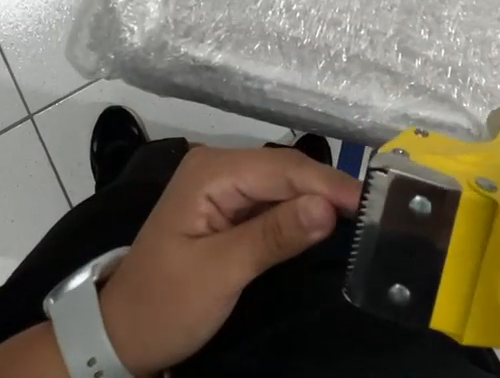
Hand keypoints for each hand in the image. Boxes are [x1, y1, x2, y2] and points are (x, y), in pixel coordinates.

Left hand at [96, 145, 362, 374]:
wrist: (122, 333)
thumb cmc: (165, 303)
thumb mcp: (220, 272)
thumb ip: (274, 235)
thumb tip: (328, 206)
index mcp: (210, 171)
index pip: (282, 168)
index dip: (328, 184)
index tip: (372, 206)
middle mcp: (218, 166)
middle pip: (286, 170)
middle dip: (328, 188)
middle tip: (377, 213)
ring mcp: (223, 186)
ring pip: (283, 184)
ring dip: (318, 198)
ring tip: (363, 216)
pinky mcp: (229, 207)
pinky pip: (273, 201)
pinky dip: (300, 211)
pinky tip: (327, 221)